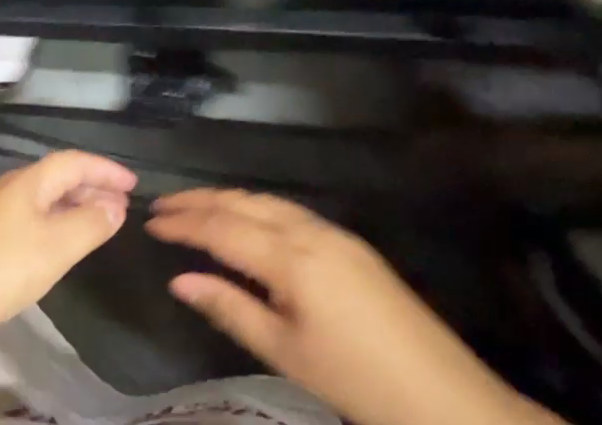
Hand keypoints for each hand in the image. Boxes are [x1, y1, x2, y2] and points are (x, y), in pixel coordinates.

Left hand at [0, 151, 136, 335]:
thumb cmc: (8, 266)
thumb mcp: (59, 246)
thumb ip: (91, 223)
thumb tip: (114, 206)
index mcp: (26, 181)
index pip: (72, 162)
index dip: (104, 169)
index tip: (134, 183)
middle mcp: (10, 186)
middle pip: (57, 175)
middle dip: (93, 185)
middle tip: (125, 203)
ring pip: (45, 195)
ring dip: (76, 202)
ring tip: (104, 219)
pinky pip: (34, 212)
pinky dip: (59, 217)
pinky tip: (68, 237)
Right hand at [145, 189, 559, 424]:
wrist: (453, 401)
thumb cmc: (359, 382)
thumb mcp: (286, 352)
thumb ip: (230, 308)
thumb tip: (180, 280)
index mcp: (291, 260)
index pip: (221, 228)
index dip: (182, 223)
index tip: (148, 223)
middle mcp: (311, 234)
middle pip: (242, 203)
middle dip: (199, 201)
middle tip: (161, 204)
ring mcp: (336, 237)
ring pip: (267, 201)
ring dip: (226, 199)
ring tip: (194, 207)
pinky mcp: (353, 247)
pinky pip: (289, 211)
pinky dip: (254, 207)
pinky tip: (245, 220)